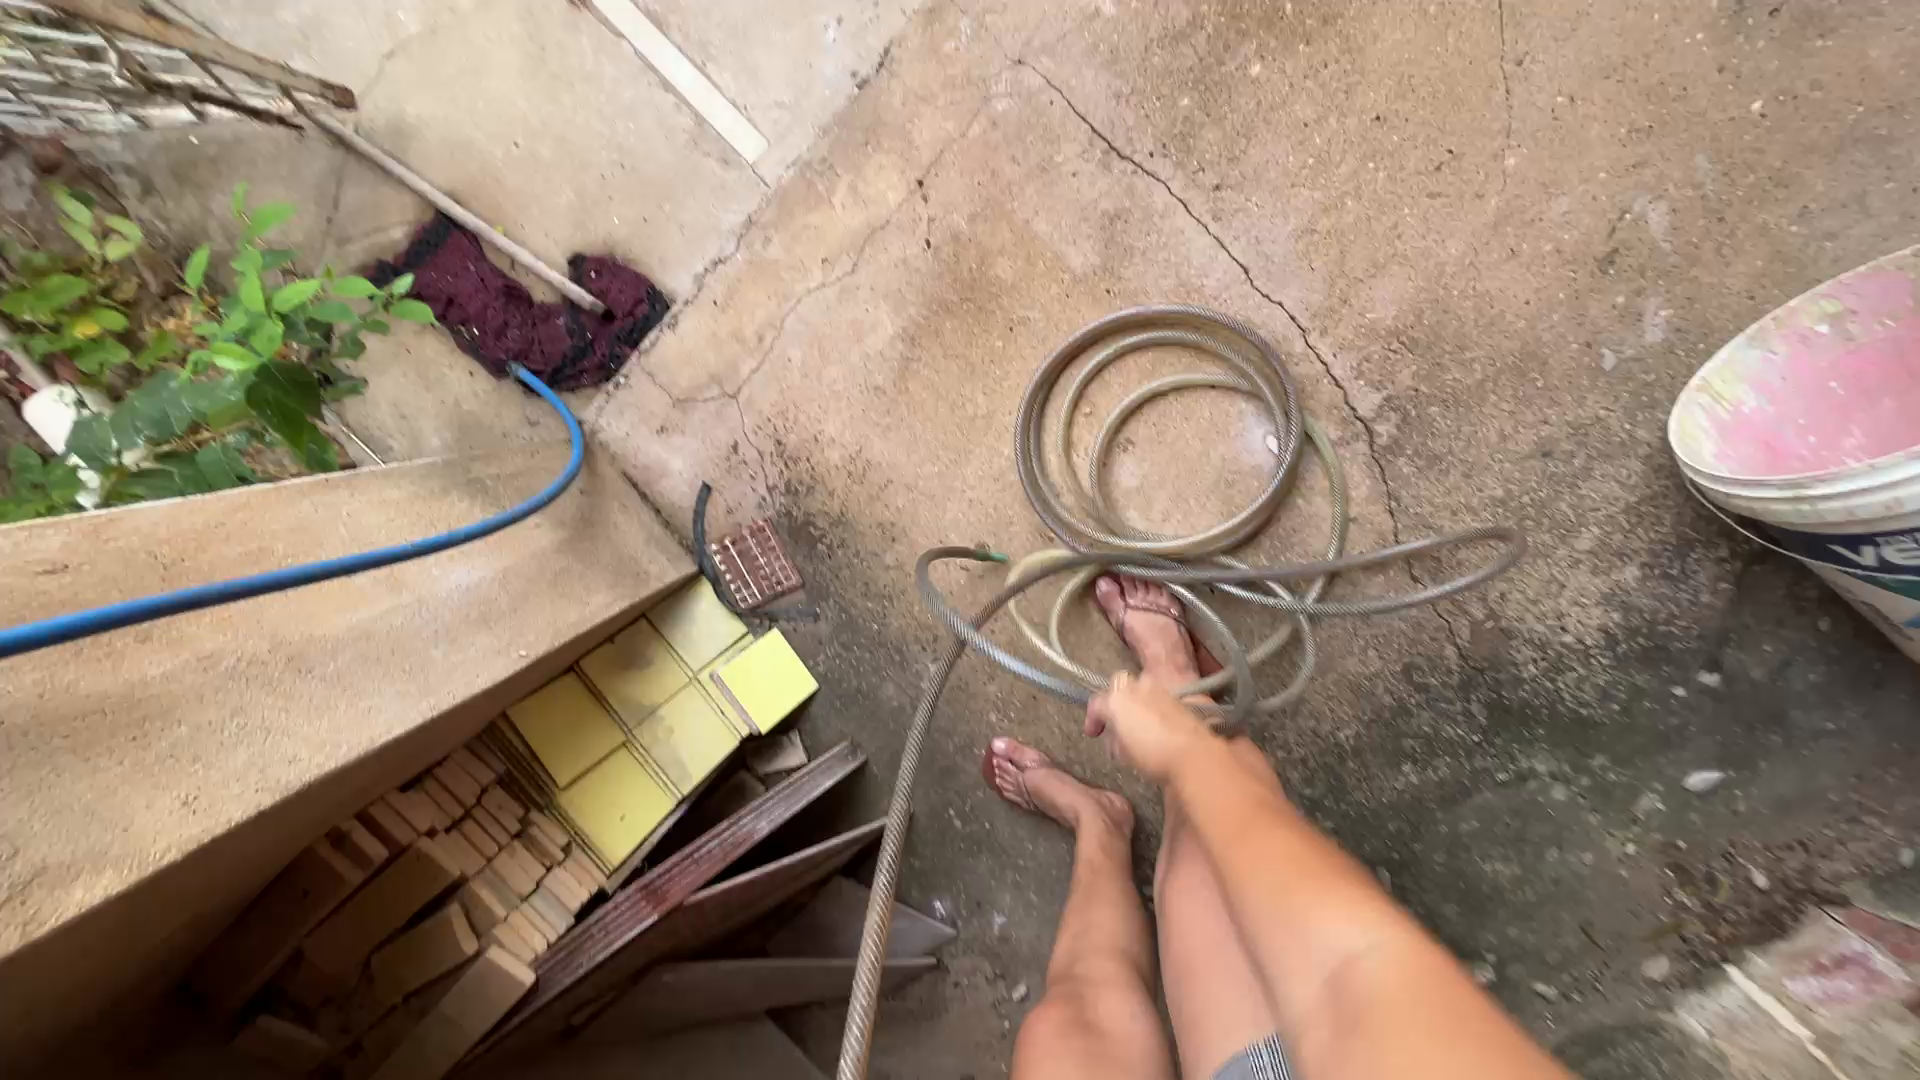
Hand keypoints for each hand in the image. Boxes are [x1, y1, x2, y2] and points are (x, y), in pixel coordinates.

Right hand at [1084, 671, 1209, 782]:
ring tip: (1140, 721)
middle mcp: (1136, 688)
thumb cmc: (1152, 754)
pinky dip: (1155, 706)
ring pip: (1141, 686)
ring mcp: (1159, 690)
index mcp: (1116, 700)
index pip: (1096, 704)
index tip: (1093, 734)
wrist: (1193, 753)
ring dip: (1136, 700)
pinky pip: (1159, 696)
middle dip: (1116, 699)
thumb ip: (1114, 739)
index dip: (1092, 719)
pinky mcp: (1178, 697)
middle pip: (1119, 684)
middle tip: (1118, 721)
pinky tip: (1159, 724)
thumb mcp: (1123, 753)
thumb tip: (1117, 736)